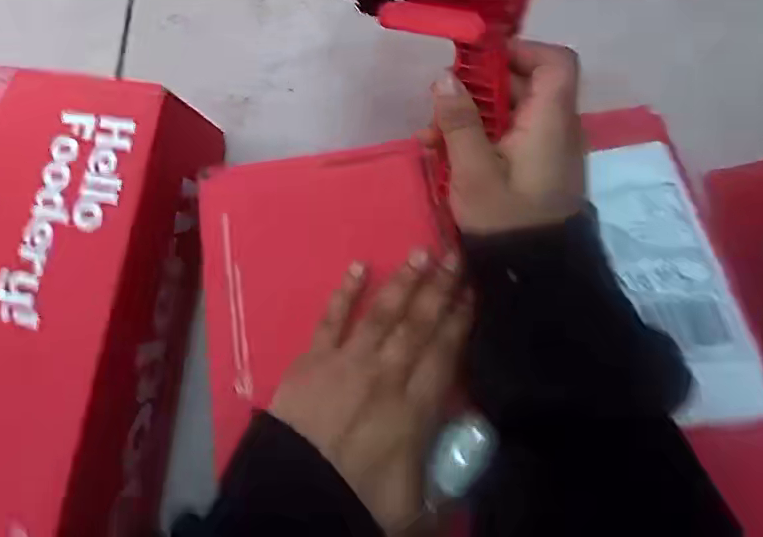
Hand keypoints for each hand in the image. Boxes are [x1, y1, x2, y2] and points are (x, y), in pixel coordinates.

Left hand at [269, 251, 471, 532]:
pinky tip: (358, 265)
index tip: (473, 290)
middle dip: (439, 287)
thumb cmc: (357, 508)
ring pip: (381, 313)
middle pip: (417, 324)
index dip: (460, 320)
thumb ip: (449, 479)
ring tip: (420, 252)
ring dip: (403, 281)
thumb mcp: (416, 510)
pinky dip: (344, 292)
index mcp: (413, 410)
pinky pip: (331, 319)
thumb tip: (472, 451)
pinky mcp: (311, 360)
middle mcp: (385, 376)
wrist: (290, 509)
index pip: (444, 353)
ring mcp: (347, 363)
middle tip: (454, 254)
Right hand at [423, 40, 585, 234]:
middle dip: (477, 88)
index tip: (479, 61)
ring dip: (471, 116)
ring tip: (431, 137)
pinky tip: (444, 154)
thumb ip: (459, 121)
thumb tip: (445, 77)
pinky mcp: (538, 166)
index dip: (520, 50)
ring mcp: (548, 147)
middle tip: (440, 102)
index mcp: (552, 120)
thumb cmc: (509, 221)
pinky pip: (510, 135)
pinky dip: (480, 137)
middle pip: (524, 82)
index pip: (555, 61)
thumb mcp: (474, 172)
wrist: (538, 282)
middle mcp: (557, 127)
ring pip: (511, 110)